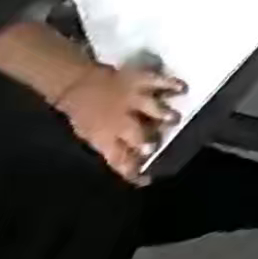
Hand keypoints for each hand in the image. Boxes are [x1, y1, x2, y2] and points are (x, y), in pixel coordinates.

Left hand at [53, 65, 186, 182]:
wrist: (76, 85)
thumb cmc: (84, 114)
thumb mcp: (91, 136)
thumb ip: (111, 146)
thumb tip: (133, 158)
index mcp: (104, 137)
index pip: (119, 158)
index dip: (131, 170)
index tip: (145, 179)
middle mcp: (120, 119)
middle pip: (136, 133)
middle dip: (145, 141)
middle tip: (155, 147)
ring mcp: (132, 98)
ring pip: (149, 107)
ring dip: (161, 114)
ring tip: (174, 118)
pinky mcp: (140, 79)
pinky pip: (158, 81)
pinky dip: (171, 84)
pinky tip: (182, 88)